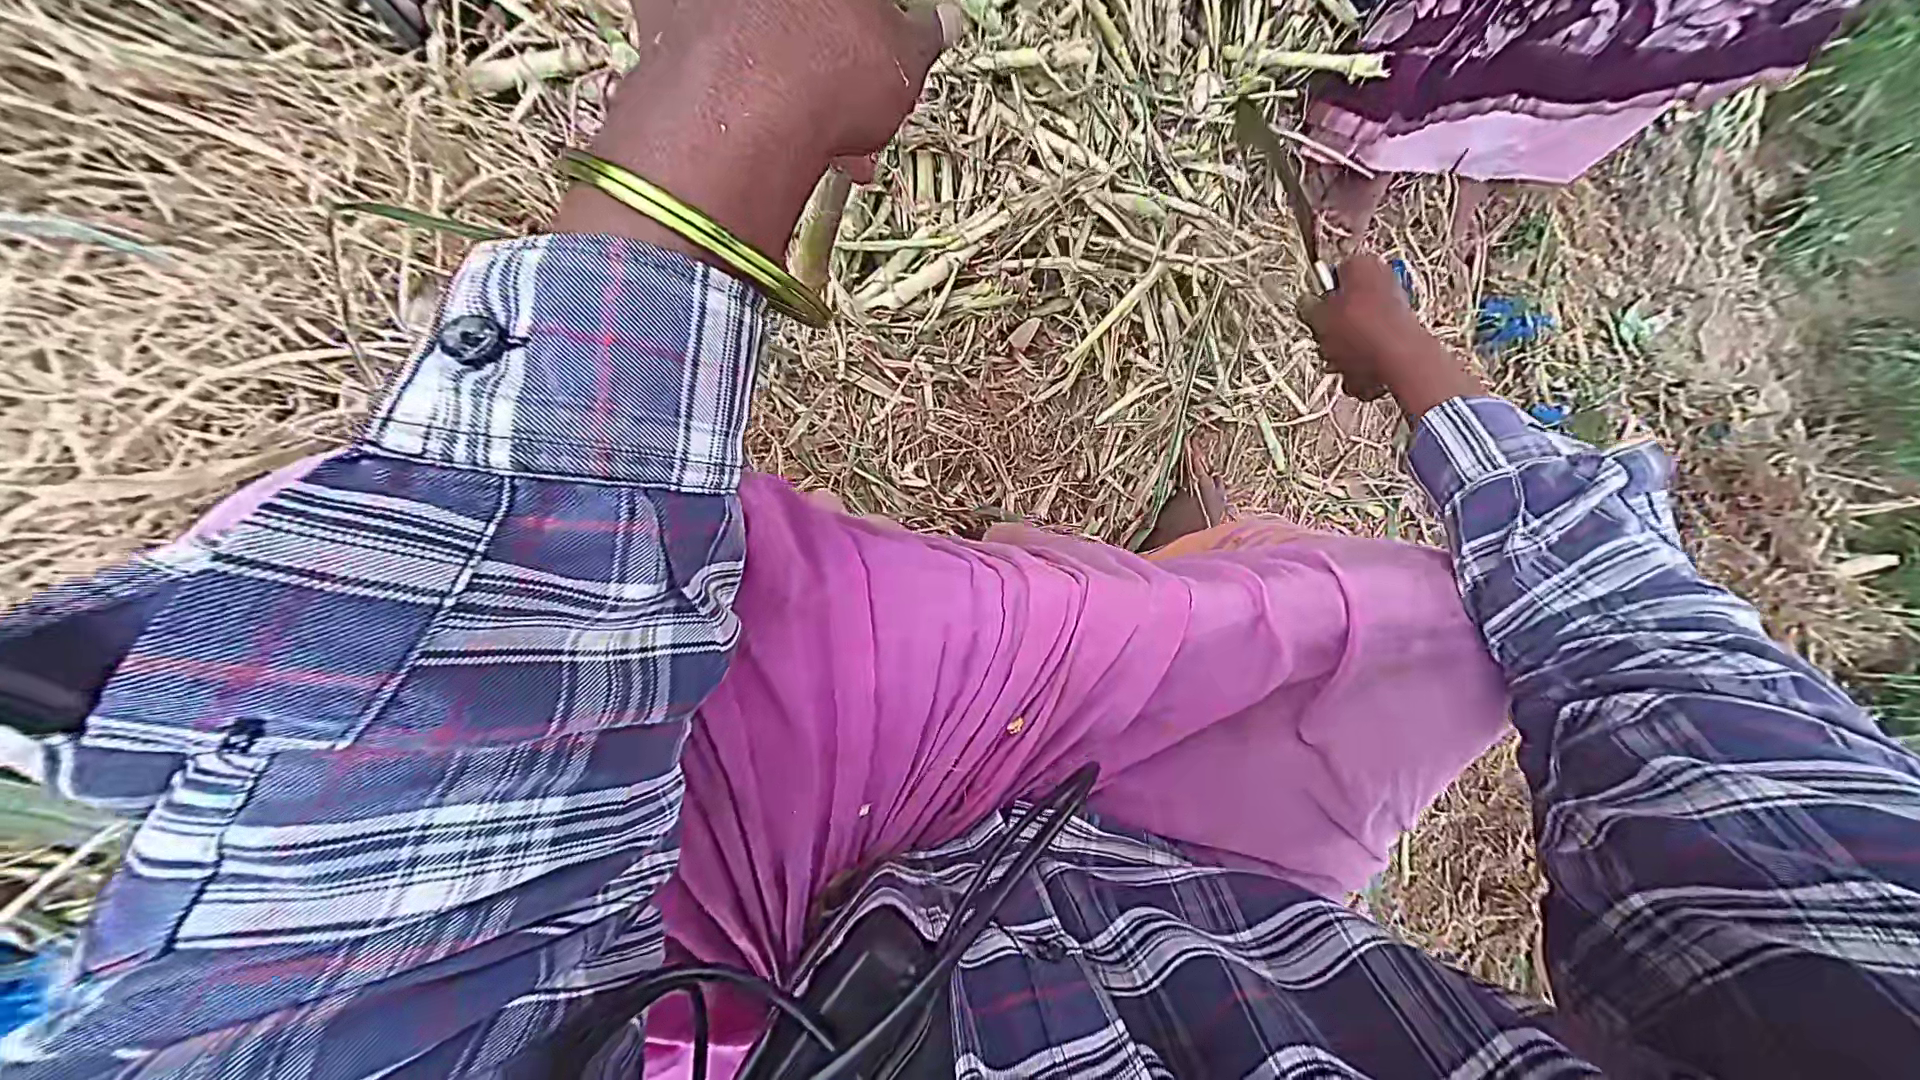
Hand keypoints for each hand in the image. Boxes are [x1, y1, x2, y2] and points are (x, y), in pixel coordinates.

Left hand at [550, 0, 961, 262]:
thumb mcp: (901, 59)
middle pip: (803, 21)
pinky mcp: (657, 28)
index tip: (885, 77)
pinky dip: (748, 104)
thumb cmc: (831, 69)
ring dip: (802, 99)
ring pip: (764, 47)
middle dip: (838, 74)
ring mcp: (697, 2)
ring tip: (832, 155)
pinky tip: (774, 146)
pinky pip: (718, 70)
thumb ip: (922, 35)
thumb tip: (943, 20)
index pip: (858, 8)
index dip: (875, 40)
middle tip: (860, 127)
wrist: (739, 112)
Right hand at [1298, 255, 1482, 419]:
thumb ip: (1309, 306)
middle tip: (1322, 335)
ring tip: (1336, 355)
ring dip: (1344, 341)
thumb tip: (1306, 303)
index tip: (1312, 308)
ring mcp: (1396, 303)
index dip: (1320, 293)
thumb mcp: (1318, 317)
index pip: (1335, 271)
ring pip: (1357, 323)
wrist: (1396, 361)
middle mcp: (1384, 277)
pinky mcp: (1402, 329)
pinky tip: (1353, 364)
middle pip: (1346, 300)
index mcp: (1363, 264)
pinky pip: (1369, 341)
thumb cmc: (1360, 332)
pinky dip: (1360, 353)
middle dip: (1333, 321)